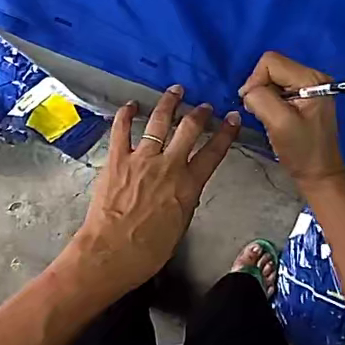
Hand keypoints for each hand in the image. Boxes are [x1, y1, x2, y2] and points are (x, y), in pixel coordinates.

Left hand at [59, 85, 239, 299]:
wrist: (111, 253)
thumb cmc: (149, 249)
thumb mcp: (181, 223)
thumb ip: (186, 198)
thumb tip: (185, 187)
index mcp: (189, 184)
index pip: (214, 151)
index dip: (227, 132)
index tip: (233, 119)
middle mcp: (169, 165)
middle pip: (190, 129)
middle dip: (200, 113)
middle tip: (205, 106)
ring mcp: (142, 159)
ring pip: (159, 121)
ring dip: (169, 103)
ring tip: (176, 91)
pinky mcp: (117, 159)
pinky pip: (121, 130)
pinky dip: (126, 114)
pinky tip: (131, 105)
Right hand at [238, 51, 344, 191]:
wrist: (319, 173)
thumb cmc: (302, 151)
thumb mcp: (279, 123)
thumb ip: (262, 98)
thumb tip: (249, 90)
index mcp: (312, 78)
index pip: (271, 61)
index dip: (256, 80)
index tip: (254, 105)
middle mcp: (314, 76)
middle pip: (272, 67)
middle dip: (260, 88)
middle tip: (263, 113)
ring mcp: (310, 86)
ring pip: (273, 78)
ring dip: (264, 96)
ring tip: (270, 117)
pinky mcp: (305, 96)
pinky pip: (278, 88)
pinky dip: (271, 100)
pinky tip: (275, 116)